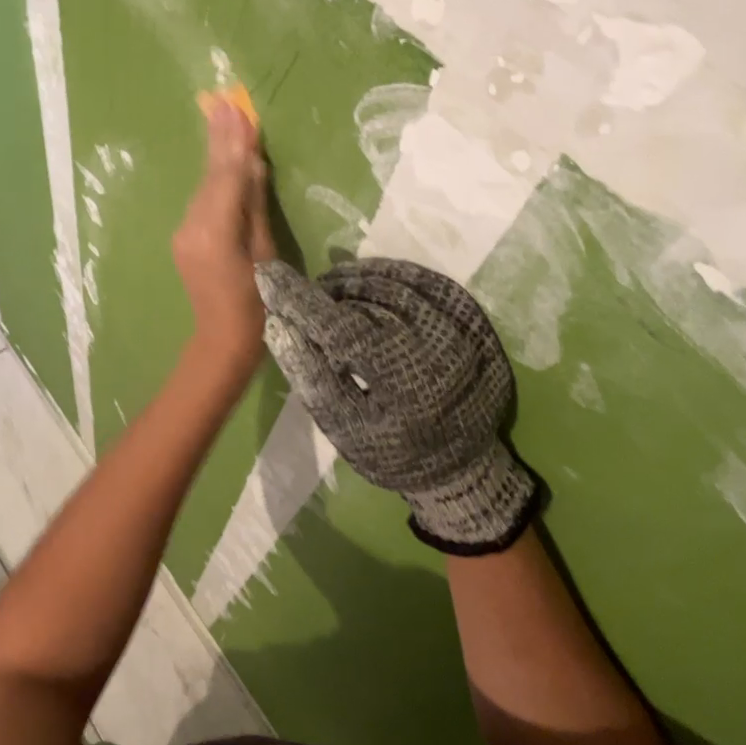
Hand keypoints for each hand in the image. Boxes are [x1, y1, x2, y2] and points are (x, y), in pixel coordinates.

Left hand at [172, 99, 274, 368]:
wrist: (222, 341)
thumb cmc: (259, 304)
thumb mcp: (265, 254)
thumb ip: (255, 207)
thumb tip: (253, 166)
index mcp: (215, 231)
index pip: (228, 177)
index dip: (235, 142)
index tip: (237, 108)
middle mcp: (192, 225)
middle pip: (211, 175)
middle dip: (220, 138)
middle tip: (224, 99)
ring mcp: (184, 232)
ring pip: (205, 186)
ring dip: (216, 154)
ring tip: (223, 115)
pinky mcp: (183, 238)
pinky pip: (202, 202)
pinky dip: (214, 180)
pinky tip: (223, 159)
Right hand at [255, 258, 539, 554]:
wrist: (461, 470)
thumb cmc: (393, 455)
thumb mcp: (344, 428)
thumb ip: (310, 375)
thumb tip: (277, 323)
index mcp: (405, 383)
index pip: (340, 326)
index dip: (300, 300)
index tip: (267, 276)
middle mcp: (440, 350)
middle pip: (369, 299)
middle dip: (327, 292)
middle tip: (300, 296)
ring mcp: (466, 333)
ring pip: (399, 284)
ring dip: (357, 279)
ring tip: (329, 287)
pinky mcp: (478, 324)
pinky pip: (432, 283)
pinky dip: (394, 274)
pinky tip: (369, 279)